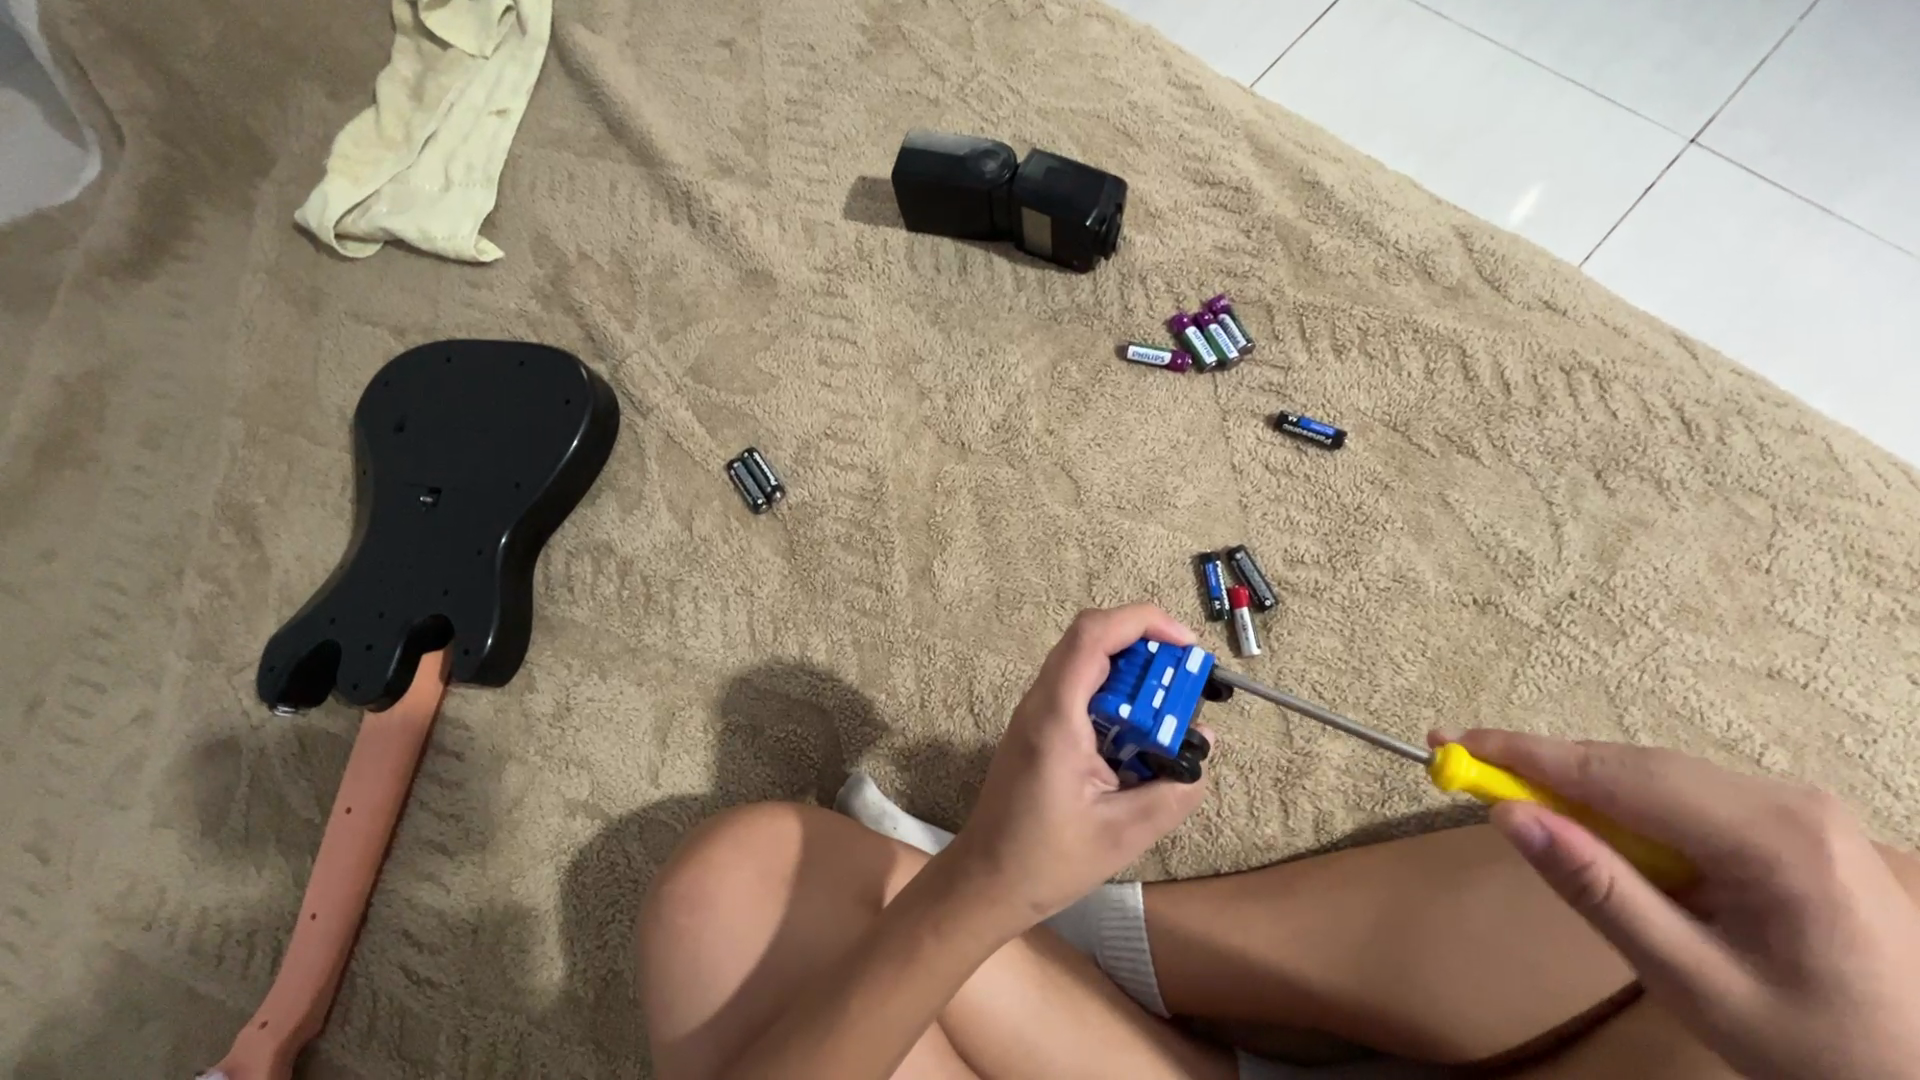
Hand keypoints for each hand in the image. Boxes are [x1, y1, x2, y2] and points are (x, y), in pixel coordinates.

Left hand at [938, 605, 1210, 933]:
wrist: (986, 880)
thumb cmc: (1045, 860)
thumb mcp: (1123, 833)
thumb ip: (1172, 791)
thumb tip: (1204, 752)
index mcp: (1056, 717)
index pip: (1094, 635)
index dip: (1144, 621)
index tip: (1188, 646)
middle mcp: (1041, 702)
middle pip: (1092, 640)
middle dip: (1147, 649)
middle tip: (1189, 685)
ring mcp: (1036, 713)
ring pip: (1087, 664)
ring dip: (1133, 676)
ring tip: (1172, 713)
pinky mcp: (1038, 729)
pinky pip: (1081, 691)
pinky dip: (1117, 698)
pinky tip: (1140, 738)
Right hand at [1455, 729, 1919, 1079]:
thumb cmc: (1820, 1048)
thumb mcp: (1693, 982)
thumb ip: (1600, 892)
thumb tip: (1509, 817)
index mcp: (1774, 838)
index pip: (1615, 775)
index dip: (1522, 755)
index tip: (1448, 741)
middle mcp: (1788, 800)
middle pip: (1631, 765)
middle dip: (1541, 766)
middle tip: (1462, 765)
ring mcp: (1796, 806)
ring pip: (1652, 775)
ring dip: (1579, 788)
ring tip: (1515, 800)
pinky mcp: (1792, 821)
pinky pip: (1681, 795)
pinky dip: (1621, 805)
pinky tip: (1596, 832)